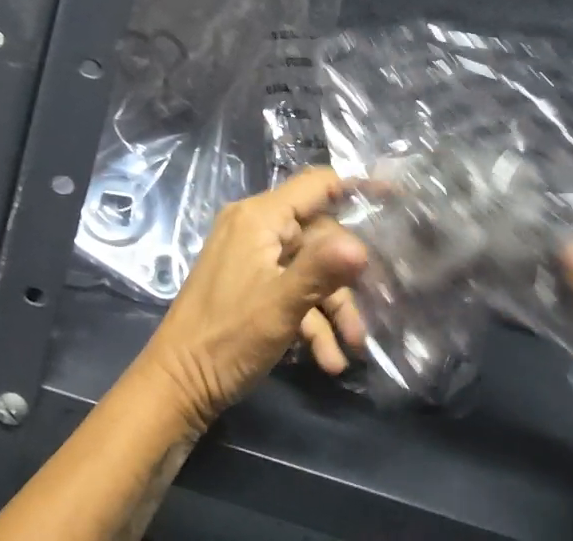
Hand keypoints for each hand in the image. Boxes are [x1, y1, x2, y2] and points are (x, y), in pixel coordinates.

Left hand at [135, 168, 368, 433]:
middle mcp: (254, 228)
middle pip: (318, 236)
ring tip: (351, 349)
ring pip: (308, 269)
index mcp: (259, 218)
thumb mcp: (280, 306)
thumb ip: (321, 271)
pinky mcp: (250, 285)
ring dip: (332, 308)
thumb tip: (362, 245)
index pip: (316, 185)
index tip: (396, 199)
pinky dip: (310, 320)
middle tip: (364, 319)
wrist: (176, 387)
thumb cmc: (226, 340)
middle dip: (344, 280)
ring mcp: (251, 257)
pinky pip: (291, 289)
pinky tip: (328, 360)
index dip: (356, 188)